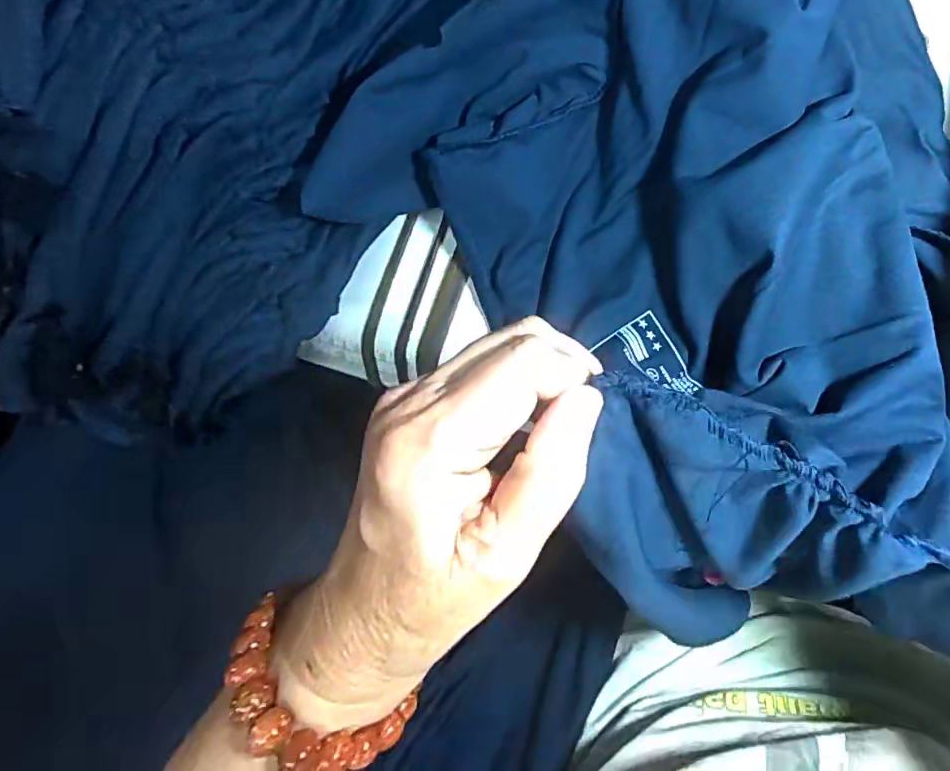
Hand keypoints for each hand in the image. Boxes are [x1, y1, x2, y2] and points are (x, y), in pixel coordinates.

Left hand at [276, 317, 603, 730]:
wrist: (361, 609)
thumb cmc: (436, 597)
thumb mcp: (510, 556)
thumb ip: (552, 472)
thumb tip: (586, 396)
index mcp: (430, 440)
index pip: (524, 361)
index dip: (571, 375)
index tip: (589, 416)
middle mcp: (411, 400)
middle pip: (513, 339)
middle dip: (562, 364)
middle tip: (581, 413)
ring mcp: (405, 392)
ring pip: (500, 341)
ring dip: (542, 366)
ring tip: (556, 416)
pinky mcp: (409, 395)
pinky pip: (482, 359)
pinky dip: (518, 373)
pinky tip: (524, 414)